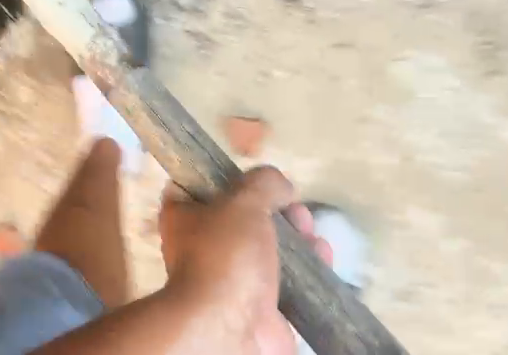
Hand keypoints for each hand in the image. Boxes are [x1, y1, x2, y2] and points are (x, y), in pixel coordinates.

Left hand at [158, 168, 332, 354]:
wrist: (230, 329)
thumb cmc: (225, 255)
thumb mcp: (243, 201)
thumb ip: (263, 183)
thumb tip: (281, 185)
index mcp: (184, 214)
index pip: (203, 184)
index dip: (233, 177)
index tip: (259, 179)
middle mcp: (203, 244)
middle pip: (246, 215)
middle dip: (278, 209)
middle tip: (297, 211)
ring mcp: (232, 277)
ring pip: (268, 246)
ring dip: (297, 237)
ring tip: (313, 234)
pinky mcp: (259, 305)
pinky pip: (287, 279)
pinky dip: (307, 267)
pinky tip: (323, 256)